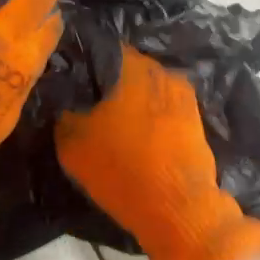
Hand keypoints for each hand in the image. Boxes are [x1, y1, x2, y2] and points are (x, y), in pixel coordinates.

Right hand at [56, 43, 259, 259]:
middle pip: (125, 70)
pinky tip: (130, 137)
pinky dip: (146, 119)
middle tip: (83, 102)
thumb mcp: (71, 141)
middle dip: (106, 84)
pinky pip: (160, 111)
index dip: (81, 63)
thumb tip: (64, 99)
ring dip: (128, 102)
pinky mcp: (195, 124)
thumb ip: (64, 111)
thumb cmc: (122, 168)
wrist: (179, 211)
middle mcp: (163, 72)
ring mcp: (184, 98)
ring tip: (105, 122)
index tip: (67, 79)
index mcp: (134, 66)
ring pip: (145, 91)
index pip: (101, 49)